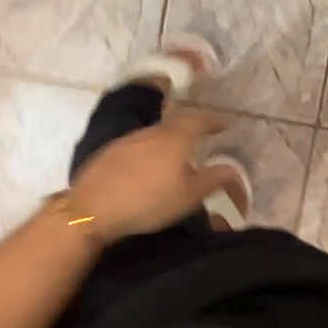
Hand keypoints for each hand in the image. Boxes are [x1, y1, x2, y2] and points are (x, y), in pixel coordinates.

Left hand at [66, 109, 239, 244]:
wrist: (94, 207)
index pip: (199, 120)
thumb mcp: (188, 196)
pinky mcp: (111, 151)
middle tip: (203, 133)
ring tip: (178, 150)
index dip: (214, 121)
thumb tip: (233, 168)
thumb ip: (212, 180)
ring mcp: (128, 139)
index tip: (224, 124)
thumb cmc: (149, 202)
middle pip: (176, 121)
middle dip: (192, 125)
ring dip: (170, 136)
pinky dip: (151, 148)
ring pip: (156, 131)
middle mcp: (152, 131)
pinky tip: (149, 163)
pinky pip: (139, 143)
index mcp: (175, 138)